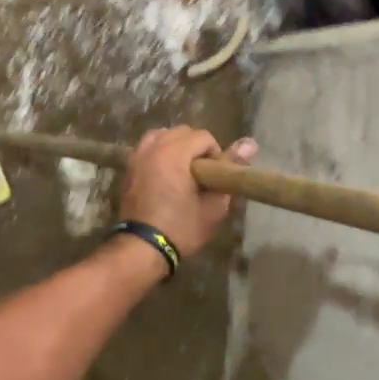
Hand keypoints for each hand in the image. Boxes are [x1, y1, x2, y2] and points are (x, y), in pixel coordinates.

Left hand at [119, 127, 256, 257]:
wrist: (142, 247)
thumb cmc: (181, 228)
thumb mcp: (214, 205)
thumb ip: (230, 171)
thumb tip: (251, 143)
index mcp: (174, 153)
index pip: (203, 137)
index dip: (215, 153)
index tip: (216, 176)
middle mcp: (152, 147)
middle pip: (181, 132)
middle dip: (195, 147)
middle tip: (202, 174)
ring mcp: (136, 156)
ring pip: (161, 136)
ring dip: (175, 146)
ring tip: (183, 171)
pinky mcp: (128, 168)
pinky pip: (147, 148)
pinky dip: (158, 153)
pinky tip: (165, 174)